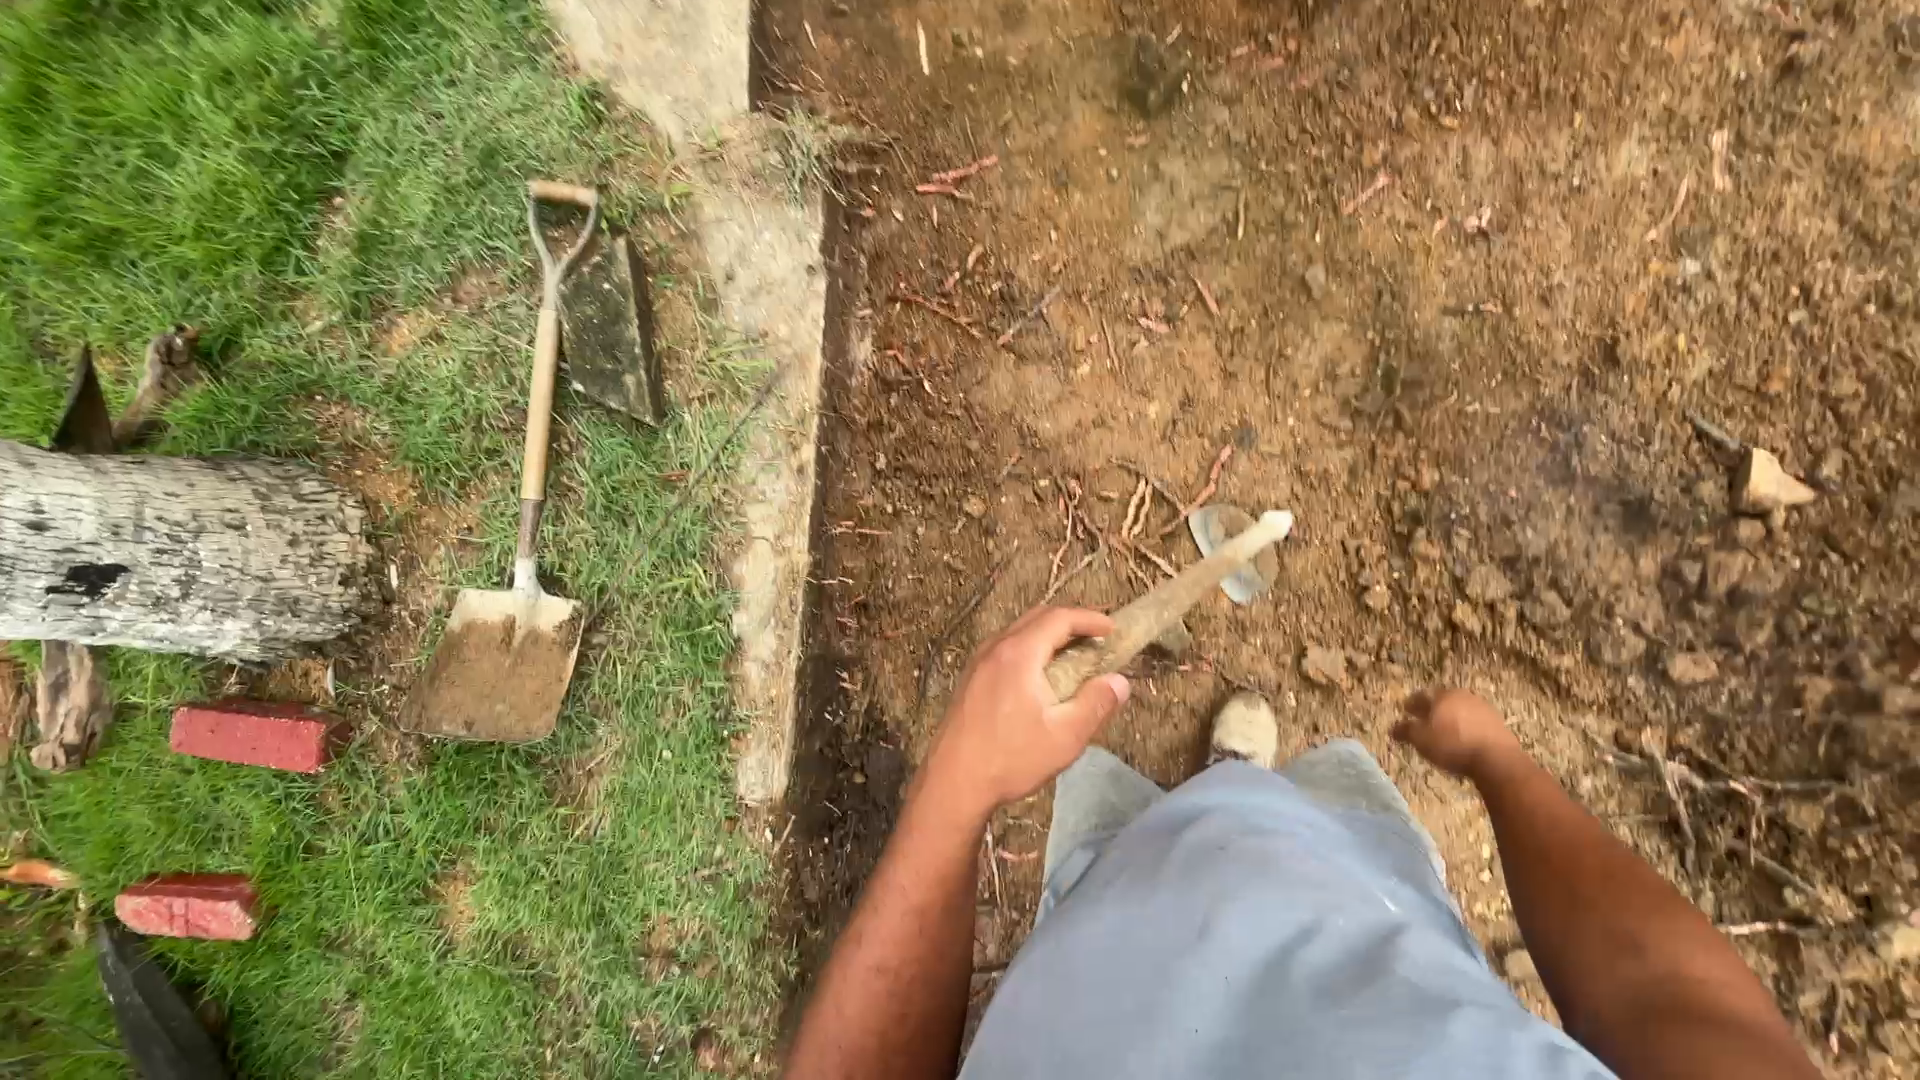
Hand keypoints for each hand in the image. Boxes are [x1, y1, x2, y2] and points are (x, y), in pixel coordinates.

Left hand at [920, 607, 1130, 819]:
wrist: (952, 783)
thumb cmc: (1011, 758)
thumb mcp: (1065, 736)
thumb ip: (1096, 704)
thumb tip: (1119, 681)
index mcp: (1019, 653)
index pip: (1059, 618)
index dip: (1090, 619)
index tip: (1113, 630)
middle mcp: (995, 648)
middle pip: (1037, 618)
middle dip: (1070, 623)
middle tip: (1096, 641)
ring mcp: (978, 662)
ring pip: (1018, 632)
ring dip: (1048, 636)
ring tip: (1073, 658)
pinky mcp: (970, 679)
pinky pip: (1006, 649)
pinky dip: (1030, 650)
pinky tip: (1040, 677)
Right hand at [1393, 688, 1525, 781]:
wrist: (1497, 760)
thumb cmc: (1452, 745)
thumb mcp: (1420, 739)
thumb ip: (1405, 731)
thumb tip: (1393, 728)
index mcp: (1442, 696)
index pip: (1421, 696)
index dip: (1411, 704)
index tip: (1406, 712)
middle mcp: (1463, 696)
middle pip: (1443, 701)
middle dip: (1432, 710)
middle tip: (1424, 722)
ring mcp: (1483, 709)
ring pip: (1460, 711)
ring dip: (1451, 719)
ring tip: (1445, 733)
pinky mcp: (1499, 724)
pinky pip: (1475, 722)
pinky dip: (1467, 728)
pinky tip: (1464, 740)